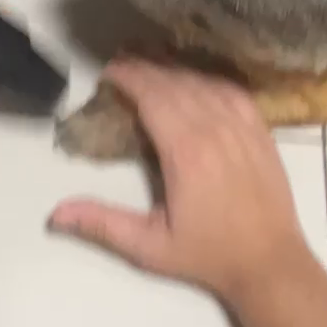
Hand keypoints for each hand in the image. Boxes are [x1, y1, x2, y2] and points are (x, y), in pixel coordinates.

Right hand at [47, 60, 318, 302]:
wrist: (270, 262)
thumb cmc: (207, 254)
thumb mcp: (149, 247)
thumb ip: (103, 224)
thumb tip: (56, 213)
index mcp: (185, 151)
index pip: (152, 97)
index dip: (130, 77)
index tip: (109, 70)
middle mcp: (214, 127)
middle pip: (174, 83)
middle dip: (146, 69)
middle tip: (122, 65)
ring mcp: (241, 123)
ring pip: (202, 82)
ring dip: (174, 70)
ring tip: (151, 67)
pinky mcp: (260, 126)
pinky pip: (230, 89)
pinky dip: (207, 79)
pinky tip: (194, 80)